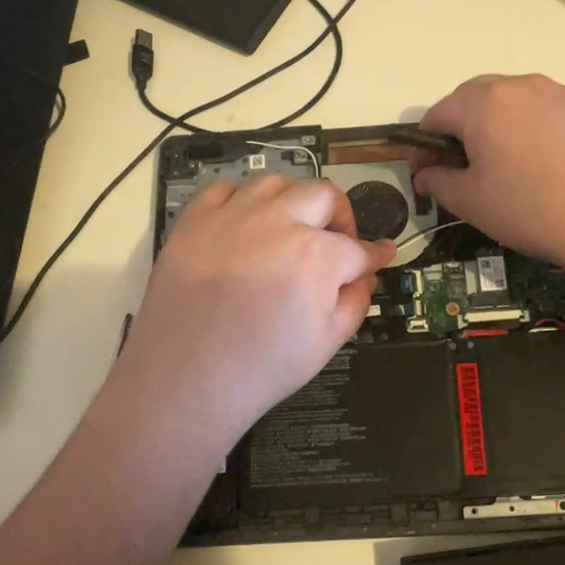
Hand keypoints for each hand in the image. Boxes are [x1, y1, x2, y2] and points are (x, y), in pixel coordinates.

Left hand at [110, 175, 395, 447]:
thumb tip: (365, 274)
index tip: (380, 254)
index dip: (374, 254)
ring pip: (275, 182)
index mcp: (316, 255)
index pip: (358, 247)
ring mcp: (232, 216)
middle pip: (323, 195)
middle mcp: (277, 222)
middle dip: (340, 215)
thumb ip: (355, 301)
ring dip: (293, 201)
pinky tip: (244, 223)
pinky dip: (242, 200)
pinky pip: (224, 189)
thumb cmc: (261, 369)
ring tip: (290, 227)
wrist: (185, 381)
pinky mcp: (194, 221)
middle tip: (337, 241)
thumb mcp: (327, 344)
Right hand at [412, 75, 564, 280]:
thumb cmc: (531, 210)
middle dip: (462, 126)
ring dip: (501, 124)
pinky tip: (552, 166)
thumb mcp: (472, 203)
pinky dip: (539, 130)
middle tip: (467, 166)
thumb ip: (439, 182)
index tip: (429, 174)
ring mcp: (560, 92)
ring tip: (512, 165)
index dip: (425, 145)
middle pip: (475, 97)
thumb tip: (426, 174)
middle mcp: (520, 86)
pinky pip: (551, 112)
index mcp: (482, 104)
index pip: (437, 114)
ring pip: (516, 101)